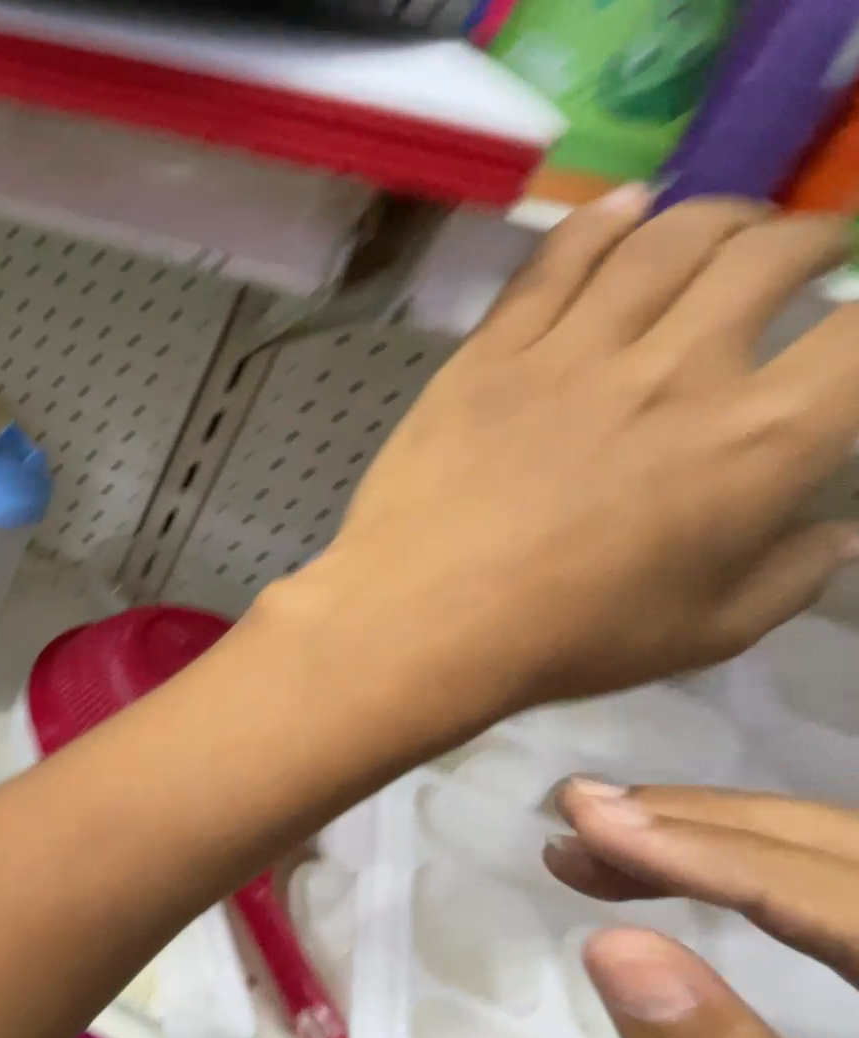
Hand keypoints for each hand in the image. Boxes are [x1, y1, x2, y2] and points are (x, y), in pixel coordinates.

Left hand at [282, 188, 858, 718]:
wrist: (417, 614)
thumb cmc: (564, 635)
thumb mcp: (709, 628)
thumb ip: (789, 571)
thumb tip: (837, 530)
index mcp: (761, 441)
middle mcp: (673, 374)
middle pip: (768, 257)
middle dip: (807, 241)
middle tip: (798, 257)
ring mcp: (566, 356)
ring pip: (661, 243)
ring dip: (712, 218)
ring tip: (723, 226)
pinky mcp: (484, 357)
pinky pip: (549, 267)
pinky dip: (596, 223)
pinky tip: (623, 205)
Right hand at [545, 779, 858, 1037]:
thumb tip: (615, 946)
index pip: (857, 904)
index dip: (718, 853)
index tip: (586, 820)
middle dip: (708, 822)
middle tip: (579, 815)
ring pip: (858, 857)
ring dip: (723, 832)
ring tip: (607, 836)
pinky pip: (851, 894)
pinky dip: (759, 867)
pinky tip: (686, 872)